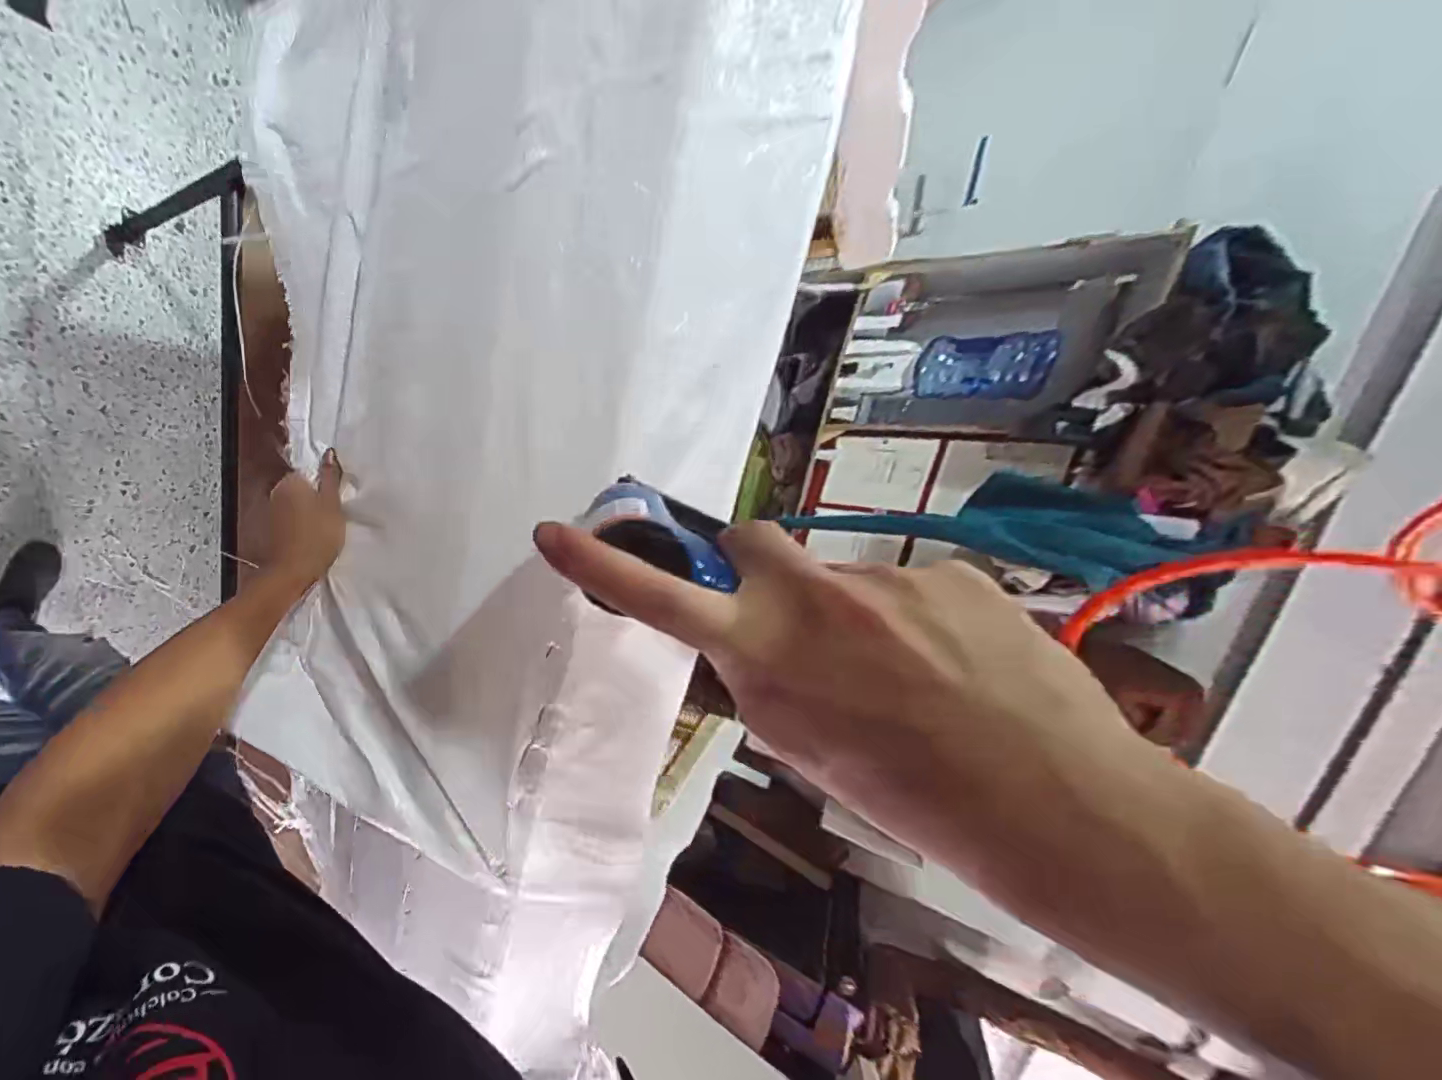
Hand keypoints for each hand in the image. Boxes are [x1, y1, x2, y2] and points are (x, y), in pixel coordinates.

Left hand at [265, 450, 346, 588]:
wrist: (291, 572)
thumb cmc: (317, 537)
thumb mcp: (333, 505)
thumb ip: (331, 477)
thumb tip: (329, 453)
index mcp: (292, 481)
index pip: (310, 471)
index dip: (325, 485)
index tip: (335, 499)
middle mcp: (276, 491)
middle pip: (301, 487)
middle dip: (315, 497)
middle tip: (332, 515)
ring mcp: (270, 511)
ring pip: (294, 504)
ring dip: (306, 512)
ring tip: (322, 529)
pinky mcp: (269, 529)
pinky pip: (288, 519)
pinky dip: (298, 525)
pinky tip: (310, 538)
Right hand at [531, 520, 1130, 789]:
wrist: (1066, 807)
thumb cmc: (914, 800)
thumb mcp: (802, 748)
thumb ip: (760, 682)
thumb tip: (749, 646)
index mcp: (768, 657)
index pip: (661, 602)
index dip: (599, 566)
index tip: (552, 533)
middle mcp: (814, 601)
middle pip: (748, 541)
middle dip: (748, 567)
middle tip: (788, 617)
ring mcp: (886, 577)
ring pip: (836, 575)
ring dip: (846, 611)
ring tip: (904, 672)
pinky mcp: (950, 570)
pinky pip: (902, 584)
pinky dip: (907, 616)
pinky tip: (952, 665)